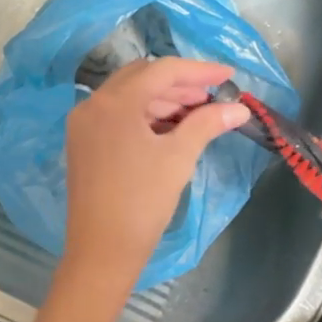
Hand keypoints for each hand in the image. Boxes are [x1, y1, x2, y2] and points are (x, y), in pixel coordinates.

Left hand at [63, 57, 250, 279]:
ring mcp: (83, 125)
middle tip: (211, 97)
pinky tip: (168, 129)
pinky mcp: (82, 145)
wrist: (103, 250)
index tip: (228, 75)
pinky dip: (143, 116)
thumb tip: (239, 109)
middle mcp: (92, 105)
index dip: (199, 70)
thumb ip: (207, 124)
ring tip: (196, 114)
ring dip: (162, 100)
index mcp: (114, 102)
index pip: (162, 71)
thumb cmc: (142, 202)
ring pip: (127, 97)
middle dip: (179, 84)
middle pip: (141, 78)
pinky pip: (116, 116)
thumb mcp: (179, 157)